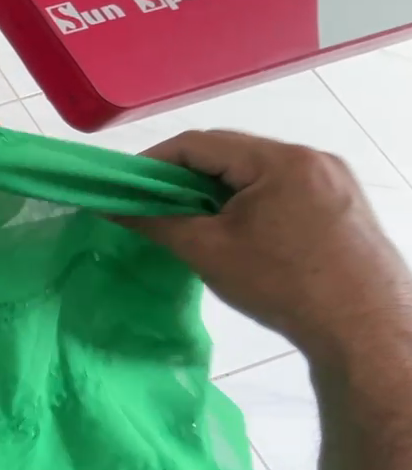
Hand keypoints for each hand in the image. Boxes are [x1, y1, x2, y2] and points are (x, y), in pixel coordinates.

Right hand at [121, 130, 411, 355]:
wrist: (362, 325)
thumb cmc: (278, 282)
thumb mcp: (203, 248)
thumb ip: (151, 220)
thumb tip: (106, 207)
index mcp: (280, 162)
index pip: (197, 144)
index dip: (149, 162)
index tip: (120, 187)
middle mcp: (311, 159)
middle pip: (226, 150)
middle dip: (178, 173)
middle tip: (144, 202)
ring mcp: (330, 177)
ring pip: (249, 167)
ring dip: (207, 185)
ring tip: (180, 215)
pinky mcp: (337, 198)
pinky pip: (274, 183)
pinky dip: (238, 195)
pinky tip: (222, 222)